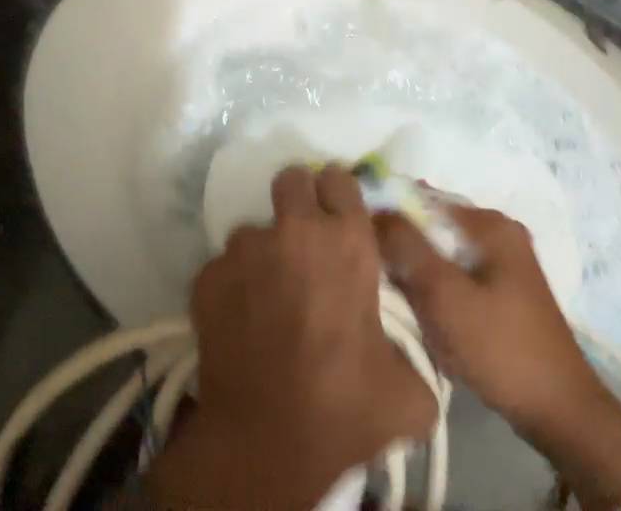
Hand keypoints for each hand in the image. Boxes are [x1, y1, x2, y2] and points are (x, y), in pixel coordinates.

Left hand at [146, 165, 436, 510]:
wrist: (264, 441)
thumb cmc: (344, 405)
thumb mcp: (407, 389)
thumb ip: (413, 357)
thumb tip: (411, 359)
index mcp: (348, 241)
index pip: (339, 180)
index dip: (338, 194)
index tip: (337, 217)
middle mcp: (295, 232)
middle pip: (291, 179)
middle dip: (297, 199)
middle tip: (302, 238)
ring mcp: (245, 251)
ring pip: (253, 230)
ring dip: (263, 252)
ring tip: (268, 293)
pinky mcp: (206, 278)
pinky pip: (222, 267)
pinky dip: (232, 285)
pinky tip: (241, 320)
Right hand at [374, 202, 605, 432]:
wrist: (555, 406)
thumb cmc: (499, 346)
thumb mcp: (445, 294)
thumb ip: (408, 247)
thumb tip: (374, 209)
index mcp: (491, 224)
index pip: (424, 198)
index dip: (388, 213)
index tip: (356, 239)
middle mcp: (500, 233)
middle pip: (434, 225)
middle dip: (402, 246)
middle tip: (369, 273)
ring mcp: (504, 263)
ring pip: (443, 254)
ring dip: (417, 271)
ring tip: (390, 294)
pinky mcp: (503, 293)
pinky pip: (456, 276)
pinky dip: (435, 288)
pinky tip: (419, 311)